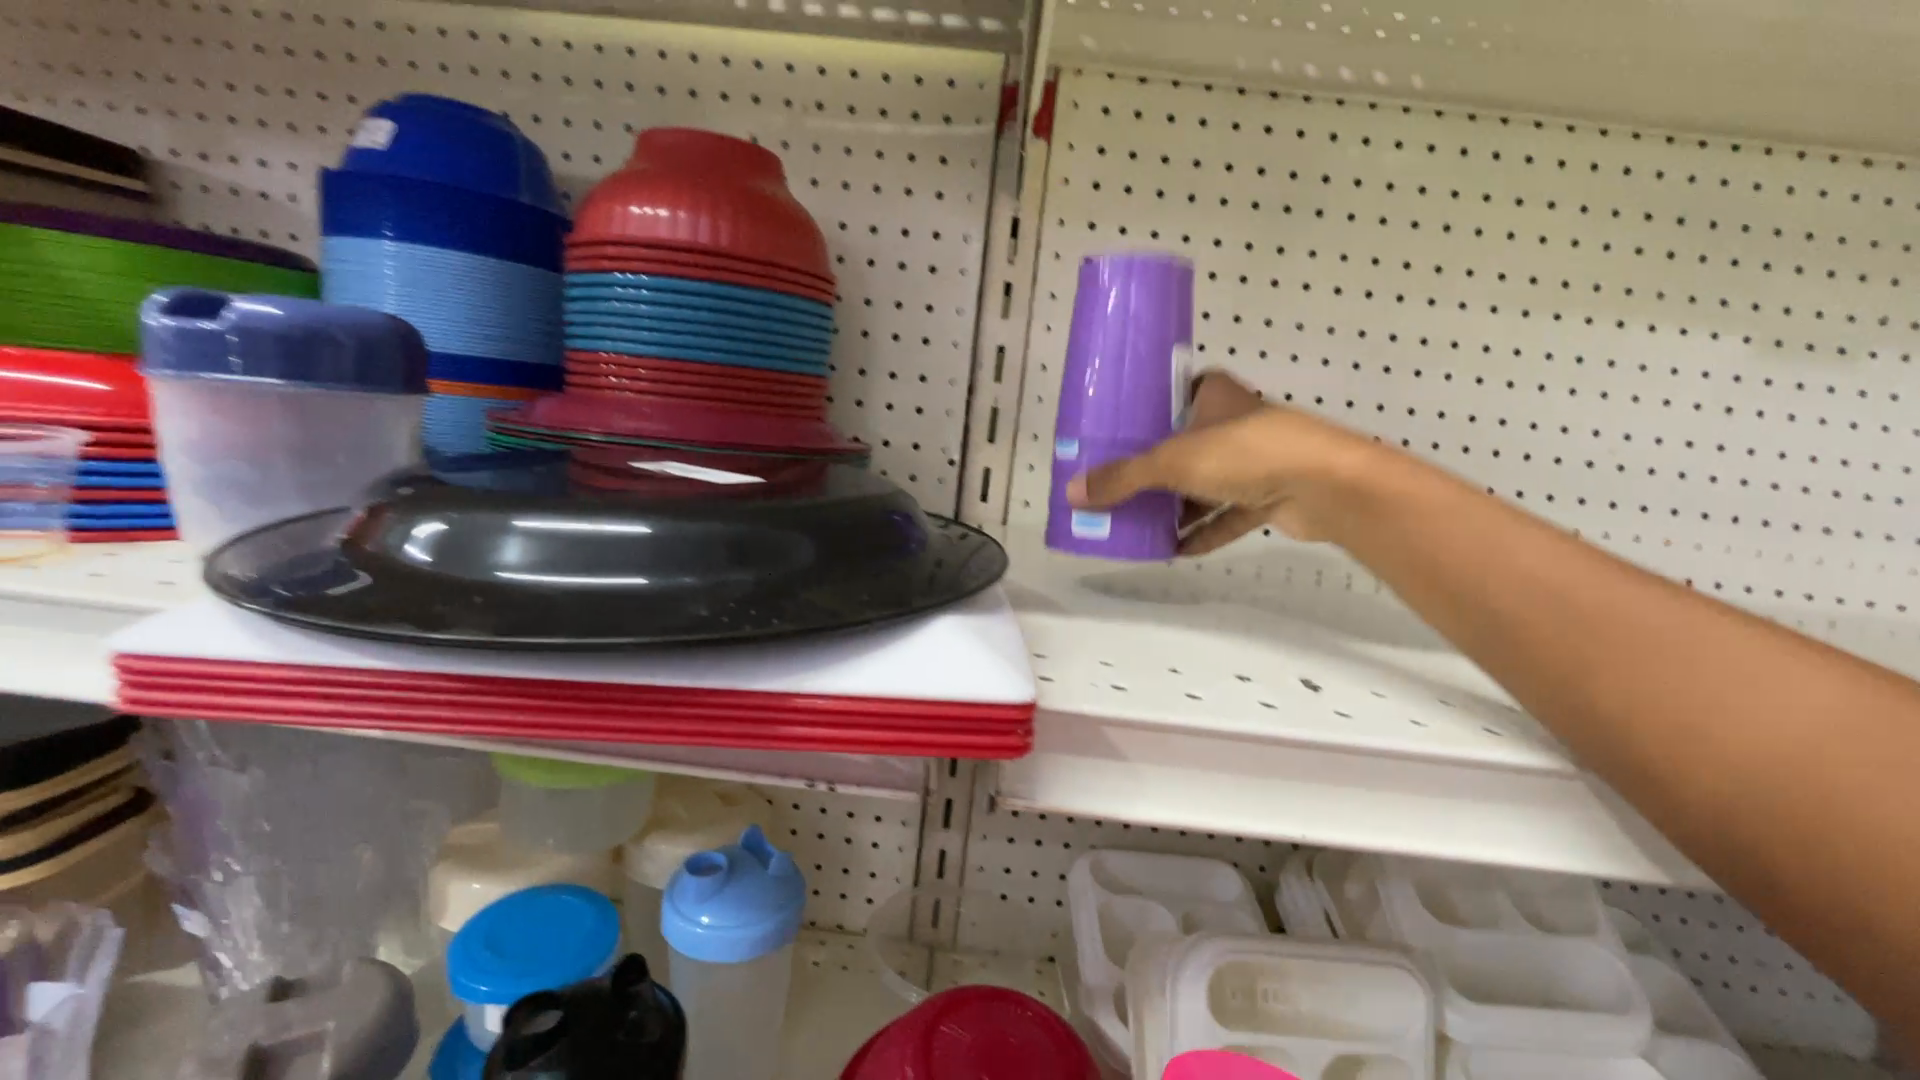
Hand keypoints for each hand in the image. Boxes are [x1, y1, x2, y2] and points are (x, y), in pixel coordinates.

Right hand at [1065, 370, 1381, 553]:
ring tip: (1138, 523)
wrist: (1325, 486)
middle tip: (1117, 485)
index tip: (1116, 433)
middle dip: (1154, 469)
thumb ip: (1123, 478)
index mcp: (1214, 395)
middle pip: (1184, 444)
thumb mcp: (1172, 462)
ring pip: (1206, 483)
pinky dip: (1204, 532)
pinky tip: (1174, 551)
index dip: (1146, 411)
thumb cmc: (1244, 453)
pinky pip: (1228, 515)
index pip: (1174, 394)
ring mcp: (1256, 461)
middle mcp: (1235, 423)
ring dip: (1177, 505)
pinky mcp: (1270, 495)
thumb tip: (1072, 493)